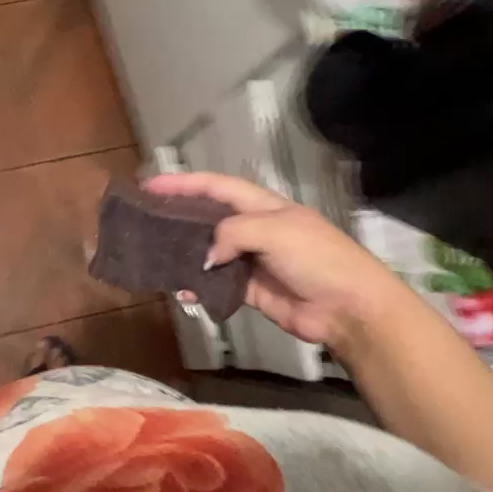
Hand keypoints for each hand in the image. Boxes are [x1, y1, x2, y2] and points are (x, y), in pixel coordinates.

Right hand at [143, 172, 399, 344]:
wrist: (347, 307)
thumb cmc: (317, 258)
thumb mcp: (276, 231)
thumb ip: (233, 233)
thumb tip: (205, 257)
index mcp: (264, 206)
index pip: (217, 187)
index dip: (184, 184)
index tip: (151, 185)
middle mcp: (256, 230)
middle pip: (209, 219)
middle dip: (179, 217)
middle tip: (145, 221)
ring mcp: (253, 261)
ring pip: (209, 254)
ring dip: (185, 256)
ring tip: (154, 257)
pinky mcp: (251, 291)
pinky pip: (217, 286)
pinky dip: (198, 288)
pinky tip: (181, 292)